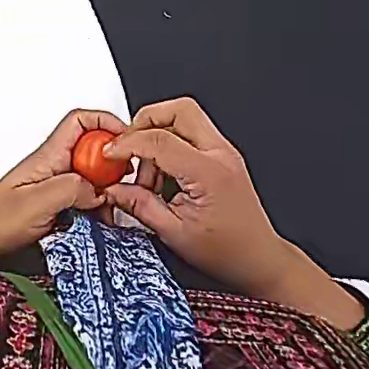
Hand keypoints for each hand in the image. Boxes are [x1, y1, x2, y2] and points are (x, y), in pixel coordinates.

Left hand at [0, 108, 127, 257]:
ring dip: (108, 190)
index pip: (83, 121)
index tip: (123, 145)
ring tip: (108, 208)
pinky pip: (89, 198)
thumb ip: (72, 189)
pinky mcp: (60, 203)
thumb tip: (99, 190)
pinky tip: (97, 221)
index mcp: (50, 155)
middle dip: (113, 164)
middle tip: (120, 184)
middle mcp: (56, 165)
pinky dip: (99, 208)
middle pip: (96, 149)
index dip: (107, 124)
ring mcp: (59, 184)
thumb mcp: (37, 202)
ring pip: (96, 176)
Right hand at [103, 98, 361, 328]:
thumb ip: (140, 205)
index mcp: (209, 173)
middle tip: (128, 147)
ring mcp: (224, 153)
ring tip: (150, 177)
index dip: (128, 143)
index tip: (111, 153)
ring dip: (157, 137)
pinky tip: (163, 177)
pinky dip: (169, 147)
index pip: (160, 139)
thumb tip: (114, 189)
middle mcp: (221, 155)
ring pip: (185, 118)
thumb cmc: (228, 251)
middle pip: (178, 109)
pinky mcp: (222, 157)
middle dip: (145, 121)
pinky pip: (191, 136)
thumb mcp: (174, 232)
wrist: (258, 258)